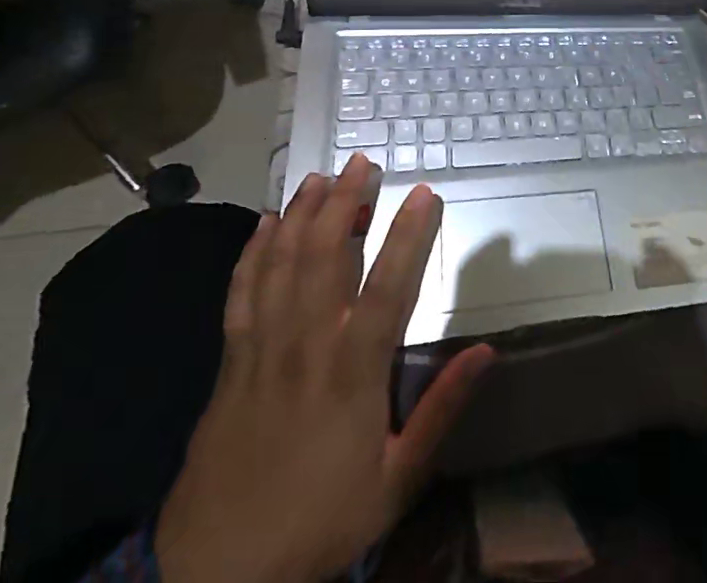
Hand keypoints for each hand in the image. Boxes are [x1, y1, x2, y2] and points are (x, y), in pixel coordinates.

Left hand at [155, 158, 495, 582]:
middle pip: (325, 257)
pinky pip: (241, 293)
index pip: (388, 286)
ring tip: (321, 177)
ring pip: (281, 264)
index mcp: (353, 372)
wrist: (220, 567)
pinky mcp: (230, 360)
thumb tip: (486, 351)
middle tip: (363, 163)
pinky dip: (253, 252)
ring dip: (302, 214)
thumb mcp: (398, 478)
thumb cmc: (321, 518)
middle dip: (346, 203)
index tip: (425, 193)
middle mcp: (306, 345)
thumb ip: (441, 409)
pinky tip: (265, 224)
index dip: (409, 235)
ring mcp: (262, 348)